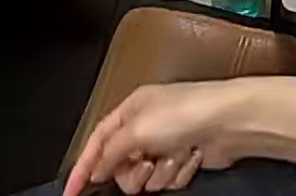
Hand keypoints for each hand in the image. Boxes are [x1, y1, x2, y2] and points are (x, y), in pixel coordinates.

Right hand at [63, 82, 248, 194]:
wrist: (225, 122)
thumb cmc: (184, 111)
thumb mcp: (139, 128)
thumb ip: (112, 150)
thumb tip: (96, 167)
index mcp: (131, 109)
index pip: (98, 139)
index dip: (83, 166)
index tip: (71, 192)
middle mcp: (145, 124)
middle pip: (121, 166)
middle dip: (133, 174)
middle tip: (148, 164)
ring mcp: (164, 142)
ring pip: (144, 179)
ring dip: (159, 174)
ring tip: (173, 156)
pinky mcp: (181, 158)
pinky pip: (167, 180)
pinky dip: (177, 173)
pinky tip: (189, 157)